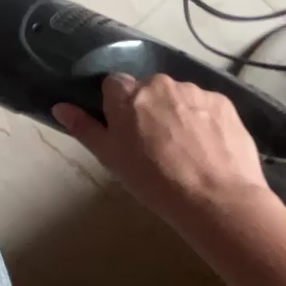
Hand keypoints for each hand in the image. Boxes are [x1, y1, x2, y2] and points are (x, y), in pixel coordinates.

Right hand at [53, 73, 277, 230]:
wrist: (218, 201)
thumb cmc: (154, 180)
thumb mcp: (110, 158)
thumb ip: (84, 127)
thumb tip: (60, 107)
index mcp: (127, 94)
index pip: (113, 84)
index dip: (117, 105)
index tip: (125, 129)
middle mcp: (159, 84)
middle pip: (148, 89)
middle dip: (149, 107)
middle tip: (155, 142)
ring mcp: (194, 91)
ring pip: (178, 96)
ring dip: (177, 113)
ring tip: (186, 148)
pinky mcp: (225, 103)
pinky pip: (206, 105)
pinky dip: (204, 120)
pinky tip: (208, 147)